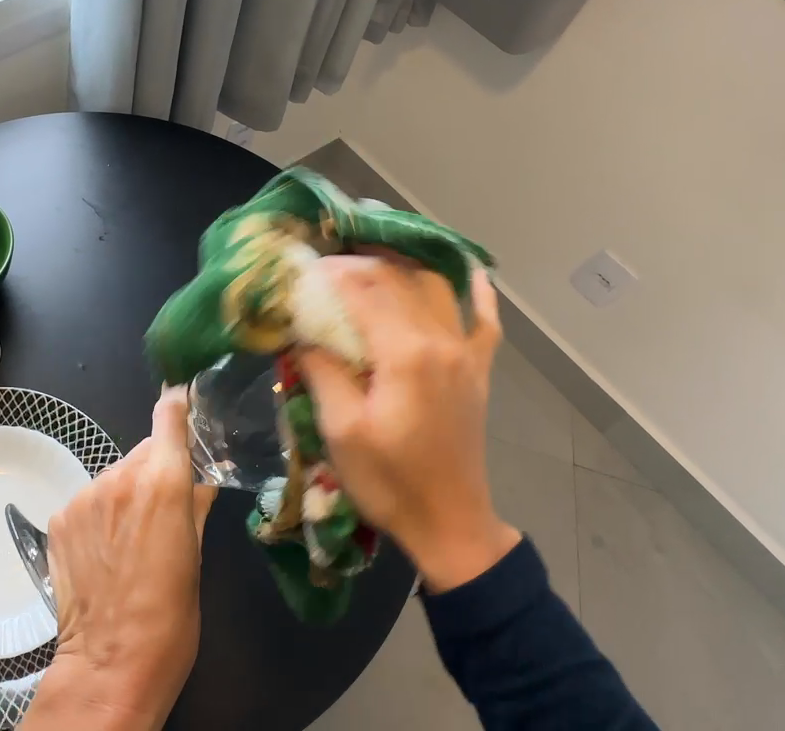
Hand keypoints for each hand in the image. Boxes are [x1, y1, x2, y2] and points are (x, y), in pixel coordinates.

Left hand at [21, 389, 215, 730]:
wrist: (111, 662)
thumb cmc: (171, 616)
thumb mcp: (196, 557)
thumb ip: (195, 504)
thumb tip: (199, 477)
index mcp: (163, 482)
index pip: (168, 416)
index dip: (178, 406)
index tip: (184, 404)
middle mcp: (119, 477)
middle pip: (143, 451)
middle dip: (156, 469)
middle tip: (164, 508)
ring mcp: (84, 496)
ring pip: (114, 476)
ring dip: (126, 494)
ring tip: (132, 540)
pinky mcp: (59, 517)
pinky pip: (88, 500)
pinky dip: (100, 514)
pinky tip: (106, 551)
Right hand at [294, 255, 520, 591]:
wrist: (449, 524)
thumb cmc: (388, 481)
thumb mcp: (341, 429)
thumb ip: (322, 369)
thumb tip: (302, 328)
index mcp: (405, 353)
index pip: (363, 290)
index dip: (329, 273)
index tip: (300, 268)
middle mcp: (440, 340)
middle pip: (397, 280)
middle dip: (357, 264)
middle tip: (322, 266)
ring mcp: (465, 353)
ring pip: (435, 288)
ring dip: (402, 267)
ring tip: (370, 259)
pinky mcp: (478, 371)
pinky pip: (484, 321)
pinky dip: (478, 293)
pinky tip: (470, 271)